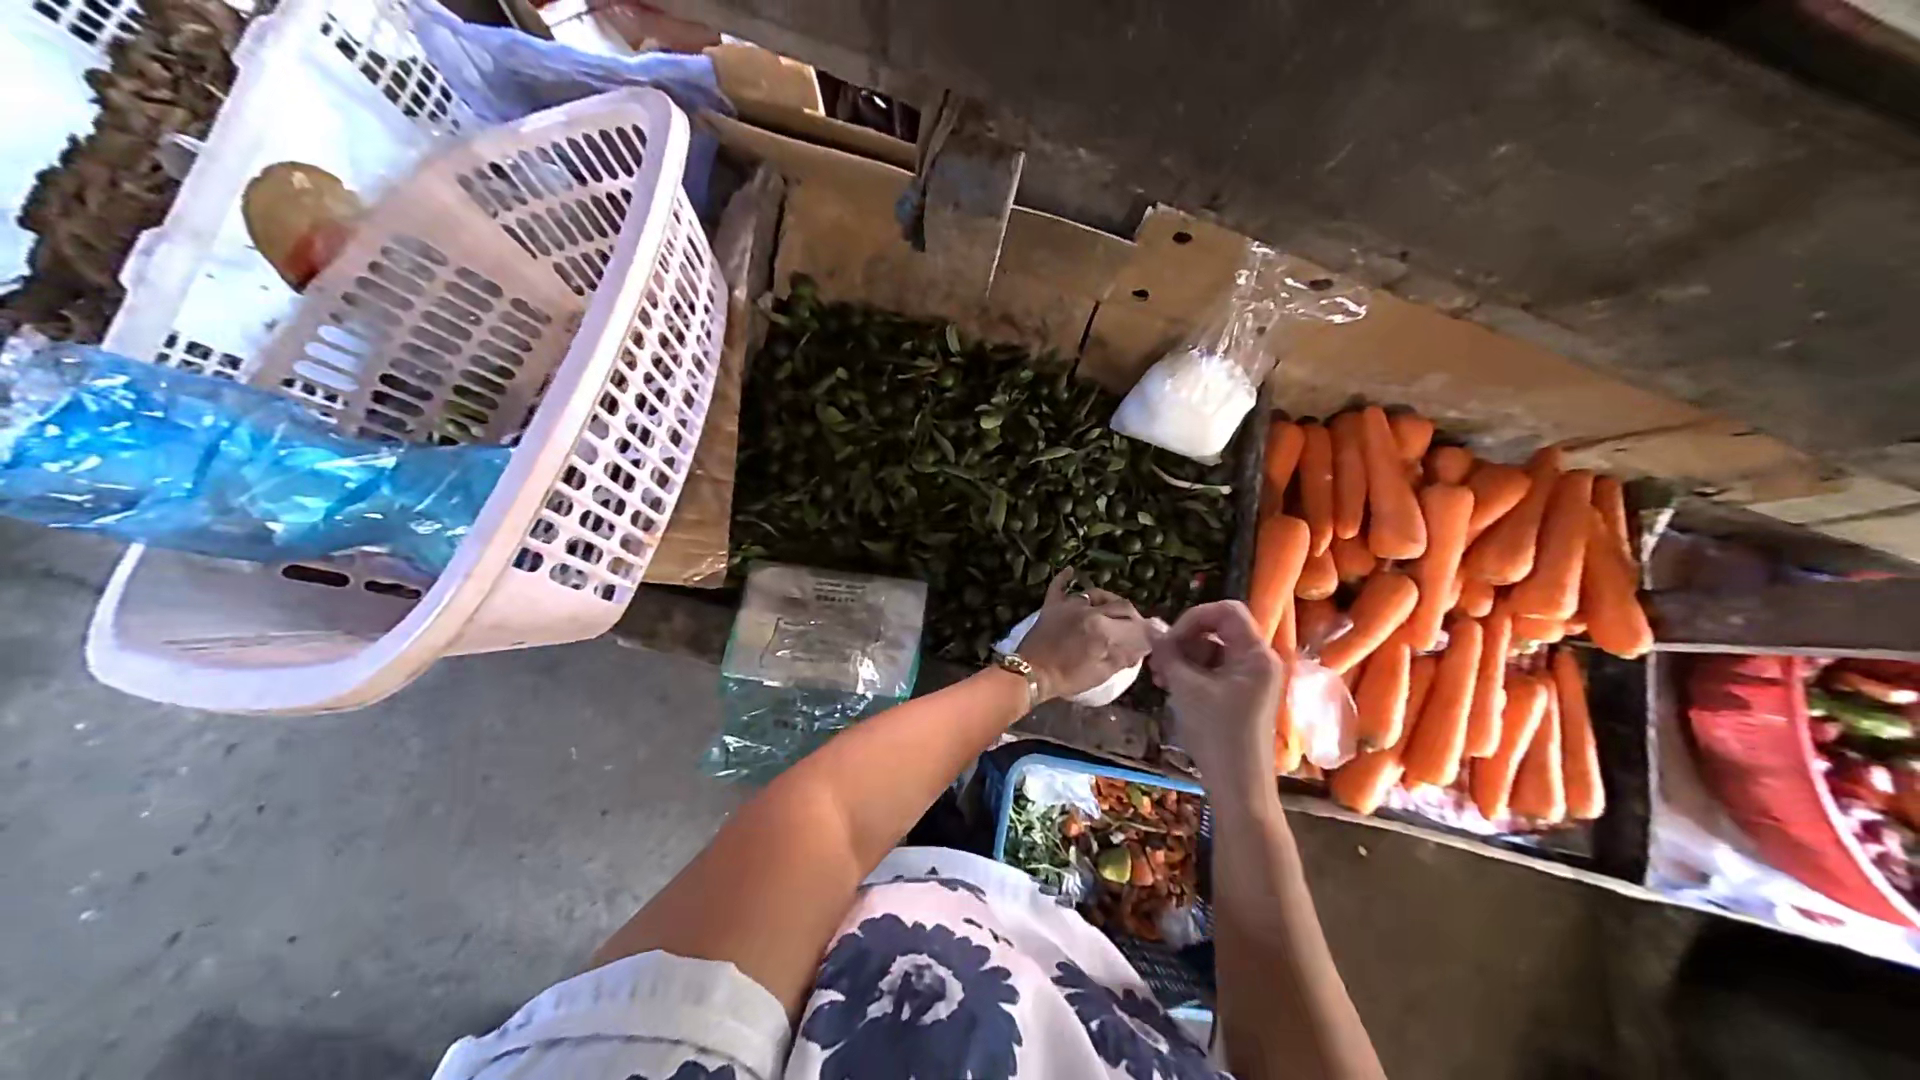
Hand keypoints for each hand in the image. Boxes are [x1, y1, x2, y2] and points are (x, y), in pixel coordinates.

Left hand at [1016, 569, 1153, 701]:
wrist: (1031, 673)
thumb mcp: (1101, 673)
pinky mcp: (1052, 605)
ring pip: (1096, 594)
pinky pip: (1059, 586)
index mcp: (1104, 629)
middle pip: (1120, 606)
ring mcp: (1069, 605)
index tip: (1147, 640)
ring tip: (1112, 611)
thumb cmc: (1068, 678)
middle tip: (1133, 629)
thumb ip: (1122, 657)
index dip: (1144, 632)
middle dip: (1132, 617)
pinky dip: (1065, 578)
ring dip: (1109, 601)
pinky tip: (1071, 571)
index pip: (1133, 624)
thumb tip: (1141, 647)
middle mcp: (1089, 611)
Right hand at [1150, 600, 1284, 806]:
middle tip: (1158, 660)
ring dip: (1184, 657)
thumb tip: (1149, 627)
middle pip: (1219, 629)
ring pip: (1213, 650)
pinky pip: (1216, 669)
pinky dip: (1193, 672)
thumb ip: (1168, 652)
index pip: (1226, 611)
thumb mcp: (1186, 688)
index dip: (1193, 617)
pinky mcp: (1243, 694)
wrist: (1238, 785)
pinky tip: (1171, 686)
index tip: (1169, 639)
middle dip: (1185, 640)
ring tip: (1160, 676)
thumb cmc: (1216, 732)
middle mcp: (1260, 660)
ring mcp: (1253, 678)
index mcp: (1256, 654)